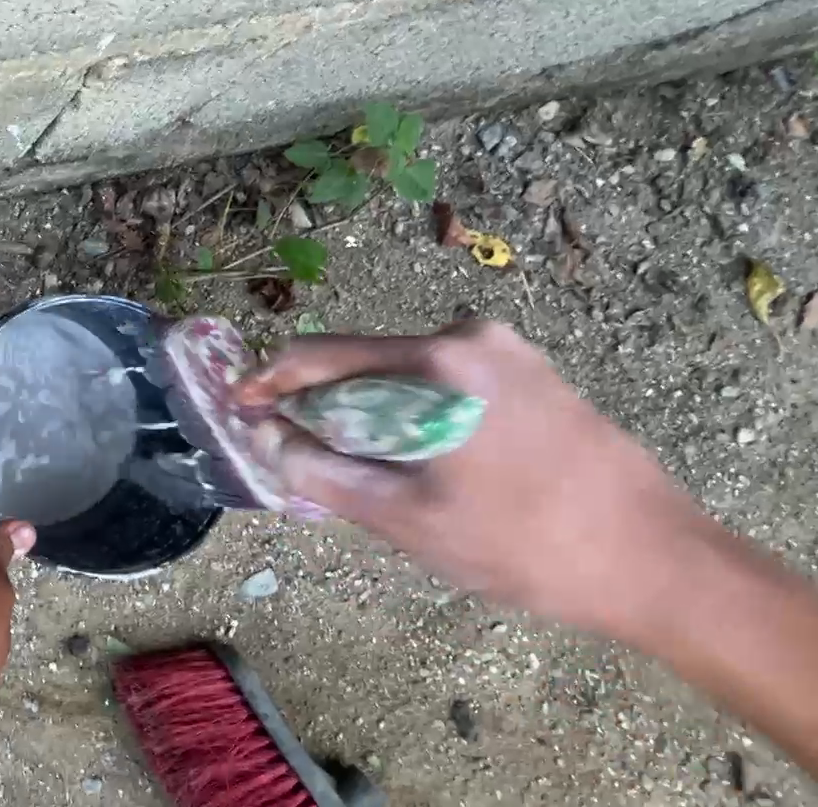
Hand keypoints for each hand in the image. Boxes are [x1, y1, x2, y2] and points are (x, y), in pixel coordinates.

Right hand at [233, 319, 716, 639]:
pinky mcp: (527, 372)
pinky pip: (435, 380)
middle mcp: (469, 337)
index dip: (266, 380)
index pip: (319, 355)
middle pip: (358, 359)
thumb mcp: (402, 517)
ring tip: (349, 458)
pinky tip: (407, 453)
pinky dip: (402, 409)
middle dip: (315, 400)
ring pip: (395, 371)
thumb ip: (317, 471)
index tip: (237, 406)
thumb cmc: (527, 544)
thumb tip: (263, 436)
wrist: (668, 570)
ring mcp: (505, 351)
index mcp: (438, 360)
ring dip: (360, 408)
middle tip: (291, 444)